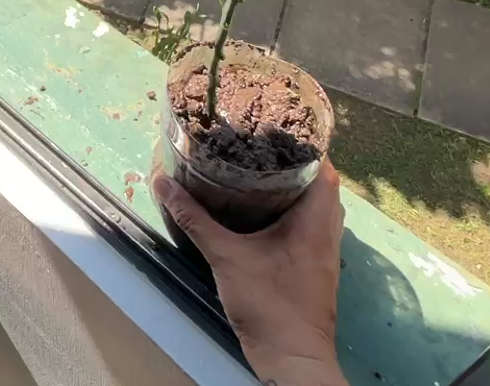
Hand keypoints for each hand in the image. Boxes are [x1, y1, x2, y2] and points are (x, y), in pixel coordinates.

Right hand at [153, 164, 347, 385]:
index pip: (326, 174)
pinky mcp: (314, 271)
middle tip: (265, 145)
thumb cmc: (267, 303)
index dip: (310, 148)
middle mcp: (326, 237)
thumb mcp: (224, 255)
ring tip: (262, 171)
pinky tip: (263, 211)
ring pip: (318, 211)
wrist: (292, 360)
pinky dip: (293, 213)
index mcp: (314, 225)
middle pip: (324, 189)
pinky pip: (311, 229)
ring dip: (297, 190)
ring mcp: (323, 256)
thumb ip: (194, 218)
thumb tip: (163, 182)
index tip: (282, 128)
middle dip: (299, 165)